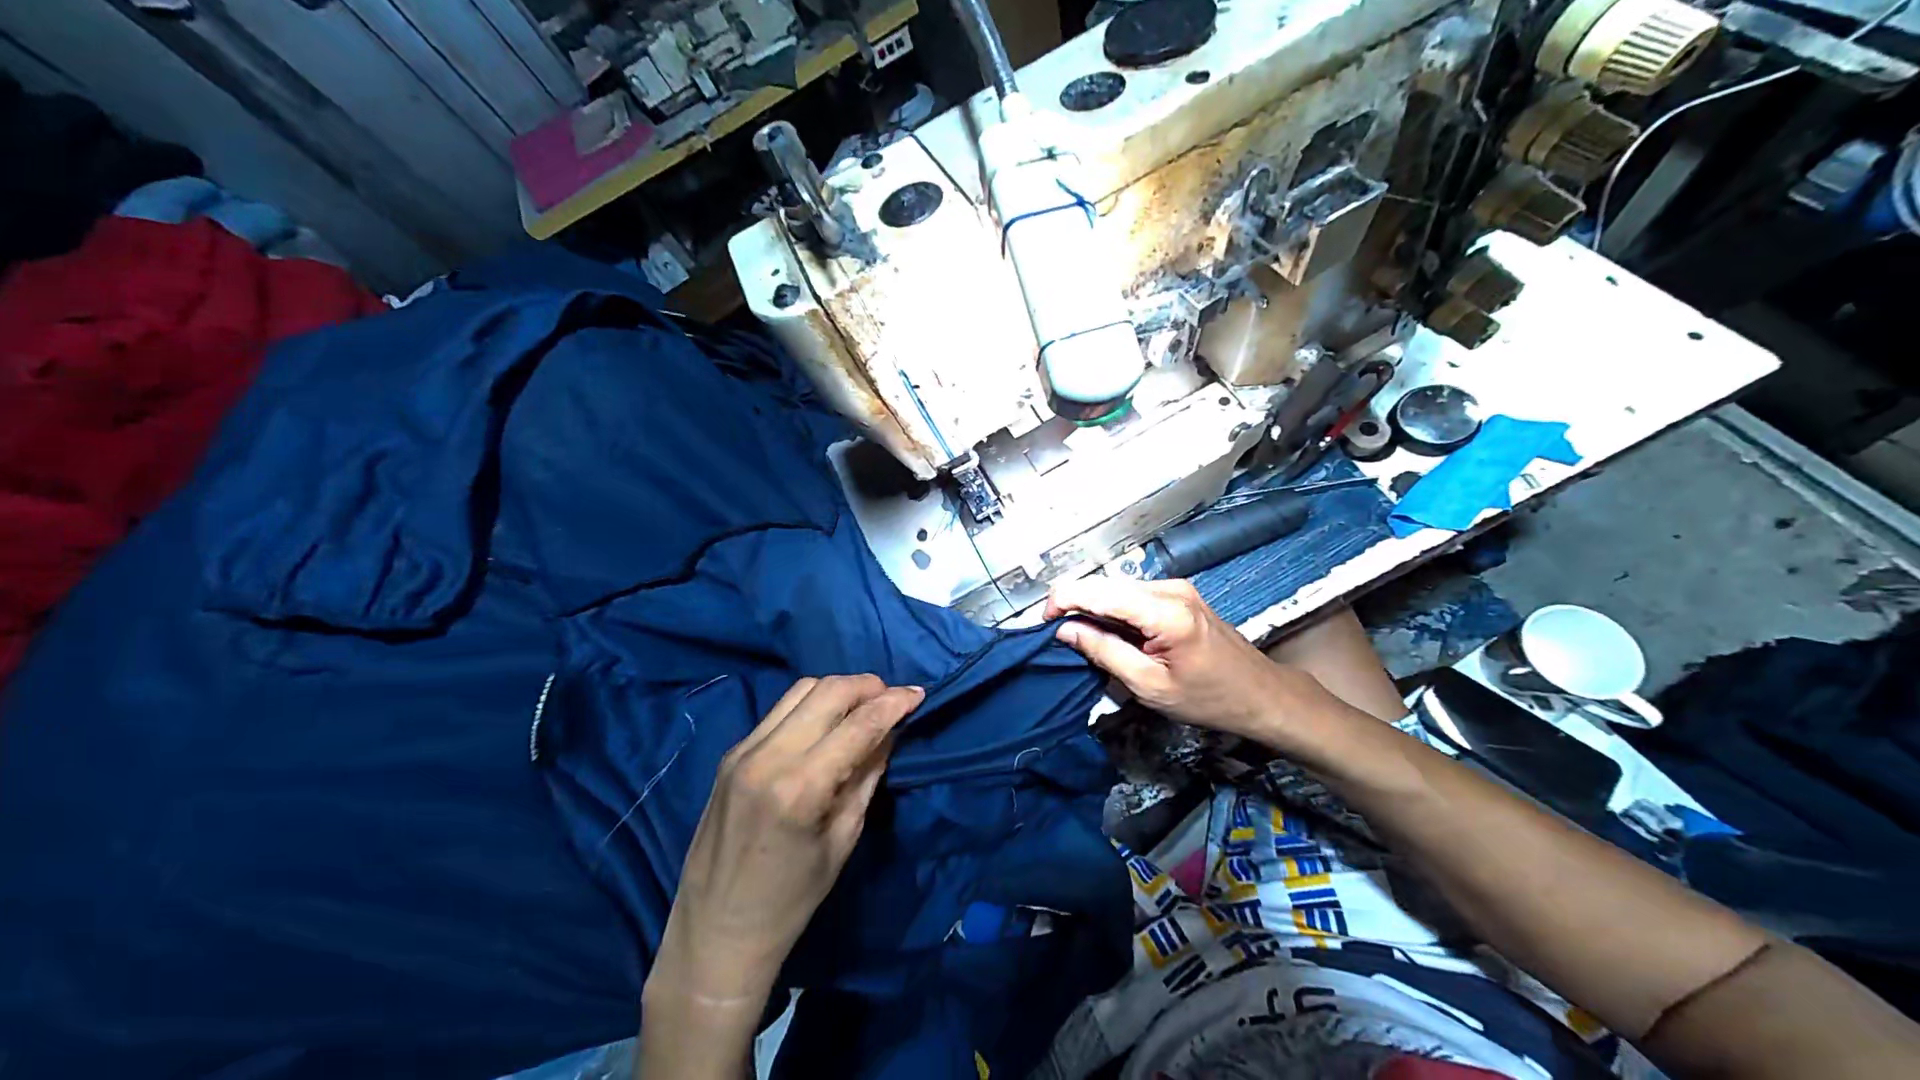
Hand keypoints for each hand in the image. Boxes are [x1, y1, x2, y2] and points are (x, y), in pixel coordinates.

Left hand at [648, 675, 922, 1010]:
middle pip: (827, 690)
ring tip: (864, 705)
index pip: (858, 723)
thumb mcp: (843, 839)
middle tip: (893, 698)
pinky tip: (828, 723)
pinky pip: (779, 711)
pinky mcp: (731, 753)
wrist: (717, 929)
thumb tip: (889, 731)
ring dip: (838, 690)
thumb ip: (867, 776)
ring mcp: (743, 750)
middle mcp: (767, 756)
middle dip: (867, 686)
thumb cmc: (791, 899)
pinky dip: (811, 706)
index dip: (893, 703)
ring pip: (800, 690)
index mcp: (799, 787)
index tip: (918, 693)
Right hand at [1047, 577, 1326, 742]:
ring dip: (1094, 606)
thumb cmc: (1208, 698)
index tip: (1044, 620)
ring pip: (1118, 587)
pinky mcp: (1179, 594)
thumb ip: (1104, 652)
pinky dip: (1114, 608)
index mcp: (1165, 611)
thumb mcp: (1149, 685)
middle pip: (1106, 584)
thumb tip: (1067, 629)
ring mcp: (1176, 588)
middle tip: (1058, 631)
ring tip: (1082, 636)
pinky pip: (1133, 594)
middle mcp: (1170, 589)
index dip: (1065, 599)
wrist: (1261, 694)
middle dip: (1076, 602)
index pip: (1100, 591)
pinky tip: (1110, 631)